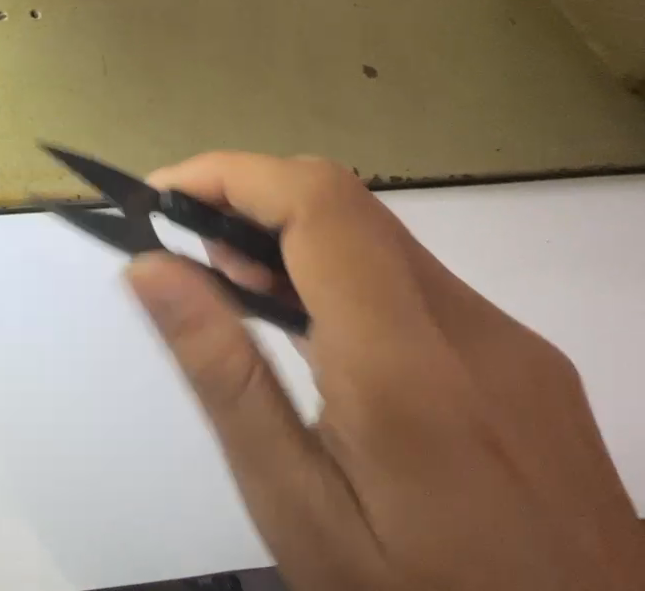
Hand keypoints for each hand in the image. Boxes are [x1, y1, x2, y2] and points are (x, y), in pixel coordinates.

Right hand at [128, 152, 644, 590]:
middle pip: (346, 206)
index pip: (319, 204)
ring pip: (377, 237)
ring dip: (284, 238)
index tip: (158, 197)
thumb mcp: (294, 499)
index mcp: (409, 364)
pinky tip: (306, 335)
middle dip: (244, 201)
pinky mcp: (523, 364)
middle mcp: (475, 331)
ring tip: (230, 298)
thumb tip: (149, 266)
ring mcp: (511, 345)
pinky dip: (332, 272)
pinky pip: (409, 278)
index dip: (228, 174)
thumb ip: (223, 372)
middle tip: (184, 259)